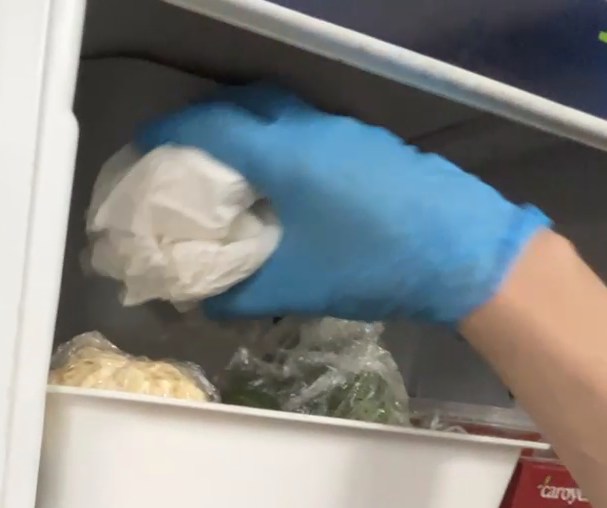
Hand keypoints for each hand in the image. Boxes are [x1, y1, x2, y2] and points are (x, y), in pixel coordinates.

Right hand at [138, 86, 549, 324]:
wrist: (462, 252)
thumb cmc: (368, 265)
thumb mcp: (293, 288)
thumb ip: (238, 297)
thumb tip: (202, 304)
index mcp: (284, 155)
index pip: (212, 126)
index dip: (170, 132)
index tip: (144, 147)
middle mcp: (311, 128)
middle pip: (243, 102)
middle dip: (203, 119)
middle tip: (179, 152)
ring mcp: (344, 130)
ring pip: (277, 110)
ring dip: (242, 126)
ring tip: (220, 165)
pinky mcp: (366, 143)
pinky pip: (304, 126)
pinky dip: (274, 139)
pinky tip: (274, 178)